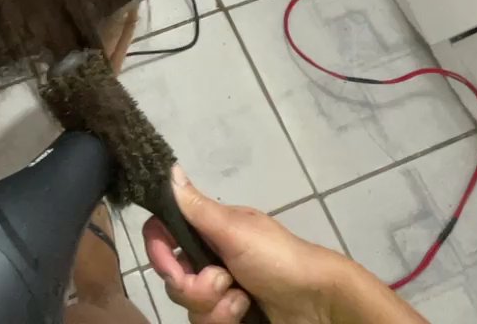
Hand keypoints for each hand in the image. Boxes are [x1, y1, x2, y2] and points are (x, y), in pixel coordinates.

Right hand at [144, 168, 425, 323]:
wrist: (317, 305)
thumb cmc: (277, 258)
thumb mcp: (234, 229)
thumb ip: (196, 207)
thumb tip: (169, 168)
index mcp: (205, 231)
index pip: (161, 236)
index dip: (159, 252)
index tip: (172, 266)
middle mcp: (207, 260)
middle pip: (173, 279)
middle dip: (196, 287)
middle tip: (224, 281)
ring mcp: (218, 293)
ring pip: (189, 308)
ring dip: (216, 308)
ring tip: (243, 302)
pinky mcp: (228, 318)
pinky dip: (225, 322)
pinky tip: (247, 315)